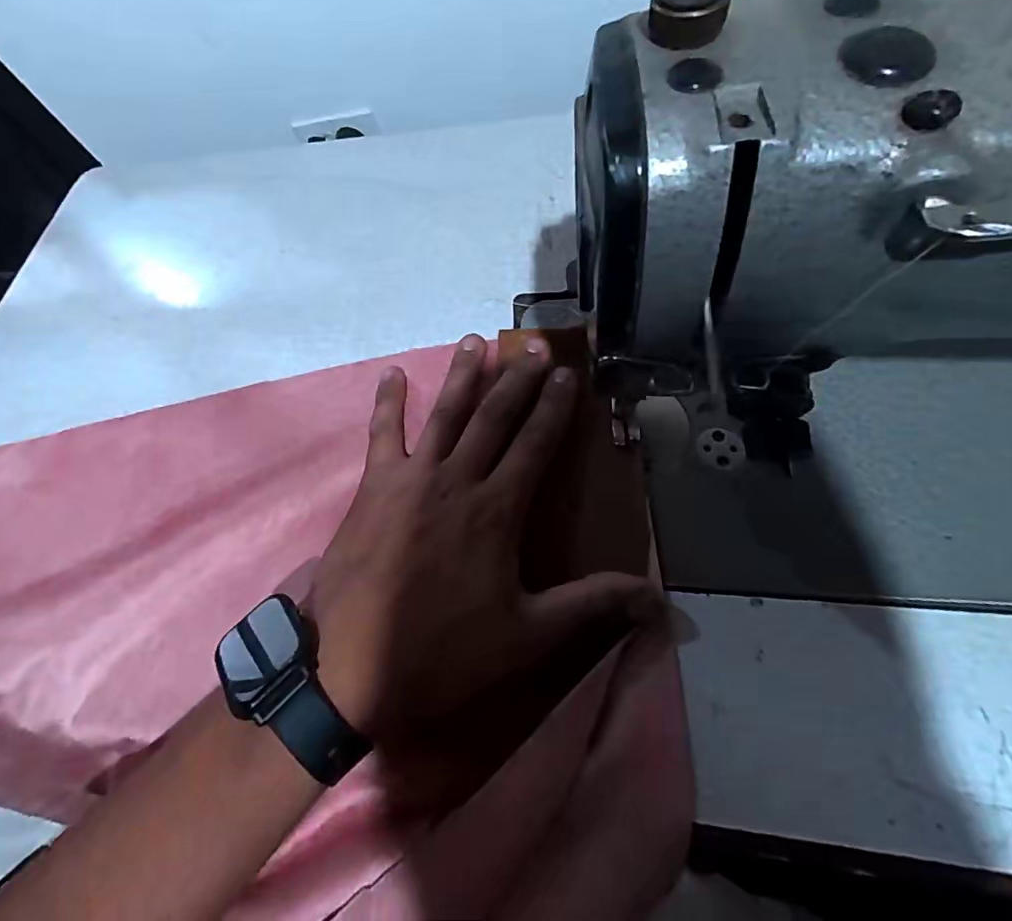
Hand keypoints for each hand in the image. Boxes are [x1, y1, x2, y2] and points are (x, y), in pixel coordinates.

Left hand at [307, 334, 653, 743]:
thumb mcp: (529, 633)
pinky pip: (383, 434)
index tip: (566, 373)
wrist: (355, 671)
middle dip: (518, 378)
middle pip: (494, 417)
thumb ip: (591, 605)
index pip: (535, 443)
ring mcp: (412, 480)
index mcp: (497, 509)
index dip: (554, 407)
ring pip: (444, 414)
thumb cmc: (447, 651)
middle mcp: (458, 481)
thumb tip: (656, 600)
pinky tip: (391, 375)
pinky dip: (388, 403)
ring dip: (463, 376)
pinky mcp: (374, 489)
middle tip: (535, 345)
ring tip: (476, 341)